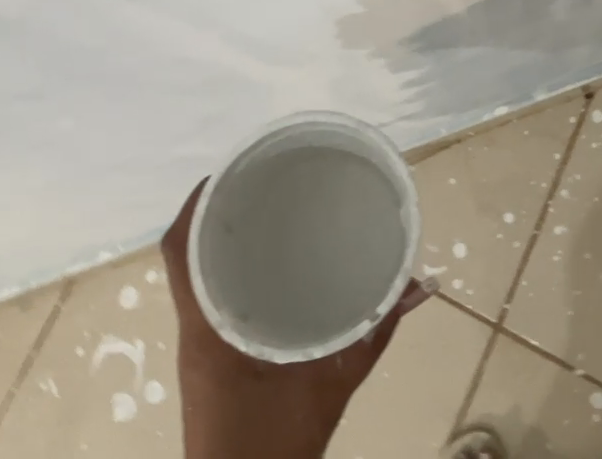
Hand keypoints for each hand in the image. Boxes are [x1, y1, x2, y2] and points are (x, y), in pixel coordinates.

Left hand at [160, 180, 433, 458]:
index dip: (195, 204)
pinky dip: (226, 275)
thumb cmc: (277, 443)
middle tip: (258, 182)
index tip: (230, 171)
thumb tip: (421, 285)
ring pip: (193, 278)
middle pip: (183, 255)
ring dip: (217, 243)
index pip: (180, 250)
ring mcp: (195, 348)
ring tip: (262, 211)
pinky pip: (206, 302)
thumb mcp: (332, 386)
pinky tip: (264, 269)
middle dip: (213, 214)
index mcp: (207, 329)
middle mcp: (192, 331)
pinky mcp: (205, 362)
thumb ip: (375, 334)